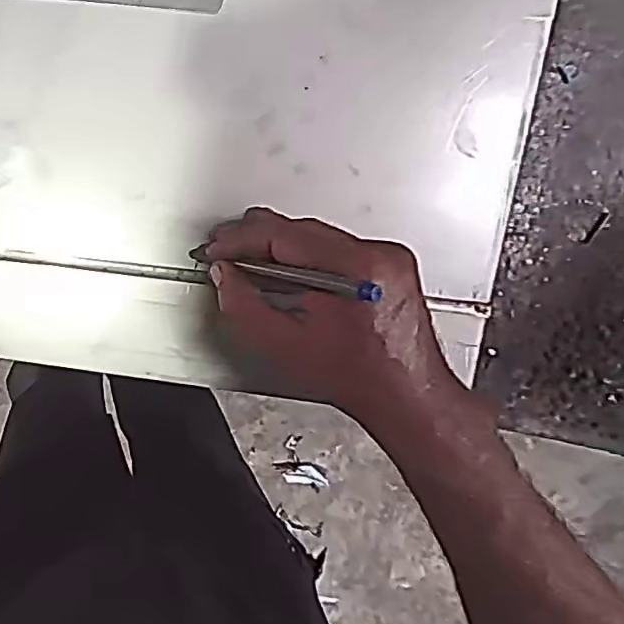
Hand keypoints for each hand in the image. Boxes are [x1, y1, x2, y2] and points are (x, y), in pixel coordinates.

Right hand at [204, 207, 470, 424]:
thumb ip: (244, 306)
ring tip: (248, 262)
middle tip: (225, 250)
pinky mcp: (389, 263)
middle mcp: (377, 253)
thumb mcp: (283, 346)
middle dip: (255, 238)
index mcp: (356, 268)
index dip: (240, 240)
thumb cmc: (358, 378)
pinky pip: (335, 247)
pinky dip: (304, 256)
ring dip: (279, 247)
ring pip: (316, 235)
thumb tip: (225, 276)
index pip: (283, 234)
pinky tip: (284, 272)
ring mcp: (386, 256)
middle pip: (300, 228)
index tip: (218, 249)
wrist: (405, 395)